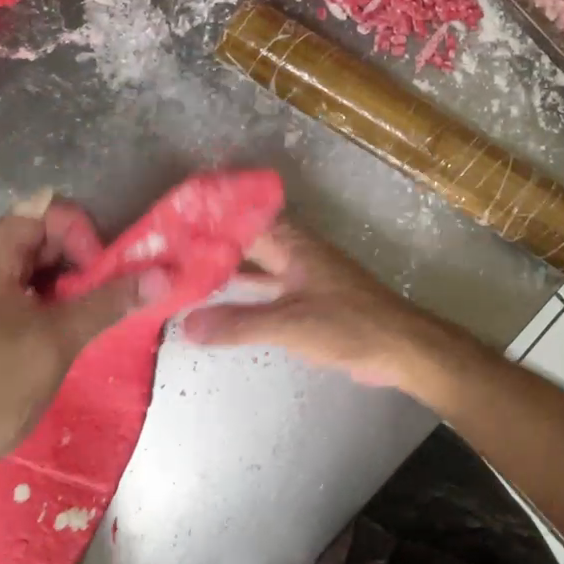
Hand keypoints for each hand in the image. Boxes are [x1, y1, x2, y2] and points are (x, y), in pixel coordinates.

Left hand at [0, 199, 141, 480]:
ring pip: (22, 271)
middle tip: (100, 290)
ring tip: (83, 314)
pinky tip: (55, 334)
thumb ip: (111, 301)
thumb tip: (163, 275)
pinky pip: (8, 296)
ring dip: (61, 282)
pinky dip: (40, 302)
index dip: (76, 229)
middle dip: (74, 256)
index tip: (98, 267)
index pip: (36, 214)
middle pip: (29, 239)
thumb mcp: (61, 341)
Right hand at [182, 221, 451, 389]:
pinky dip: (241, 293)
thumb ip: (239, 323)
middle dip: (211, 243)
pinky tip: (215, 304)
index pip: (246, 220)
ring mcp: (301, 275)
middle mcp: (295, 252)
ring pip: (255, 265)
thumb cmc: (349, 325)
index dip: (212, 218)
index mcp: (294, 244)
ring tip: (180, 273)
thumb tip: (185, 322)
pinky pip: (264, 288)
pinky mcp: (305, 299)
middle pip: (247, 241)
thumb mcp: (290, 324)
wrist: (398, 345)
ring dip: (225, 269)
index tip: (172, 220)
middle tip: (165, 250)